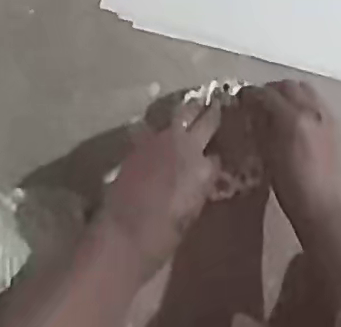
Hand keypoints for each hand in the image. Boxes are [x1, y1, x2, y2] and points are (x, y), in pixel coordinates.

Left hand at [94, 97, 221, 276]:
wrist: (123, 234)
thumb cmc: (162, 237)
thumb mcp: (191, 214)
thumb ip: (199, 189)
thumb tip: (202, 178)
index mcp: (204, 170)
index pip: (217, 157)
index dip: (217, 156)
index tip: (217, 153)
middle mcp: (188, 147)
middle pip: (206, 122)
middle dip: (212, 113)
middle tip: (217, 103)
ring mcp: (164, 139)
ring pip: (183, 113)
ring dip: (190, 109)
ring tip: (195, 103)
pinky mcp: (143, 140)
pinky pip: (152, 125)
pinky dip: (157, 125)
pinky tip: (158, 122)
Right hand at [245, 80, 340, 219]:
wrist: (323, 206)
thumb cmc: (290, 187)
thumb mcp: (268, 155)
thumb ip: (261, 127)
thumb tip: (253, 111)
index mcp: (292, 118)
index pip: (268, 94)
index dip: (252, 94)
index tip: (242, 98)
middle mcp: (311, 110)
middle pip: (288, 85)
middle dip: (271, 90)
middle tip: (260, 101)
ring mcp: (325, 115)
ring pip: (305, 88)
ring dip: (289, 92)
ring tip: (279, 105)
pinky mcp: (334, 123)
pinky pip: (316, 100)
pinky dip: (304, 100)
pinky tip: (297, 116)